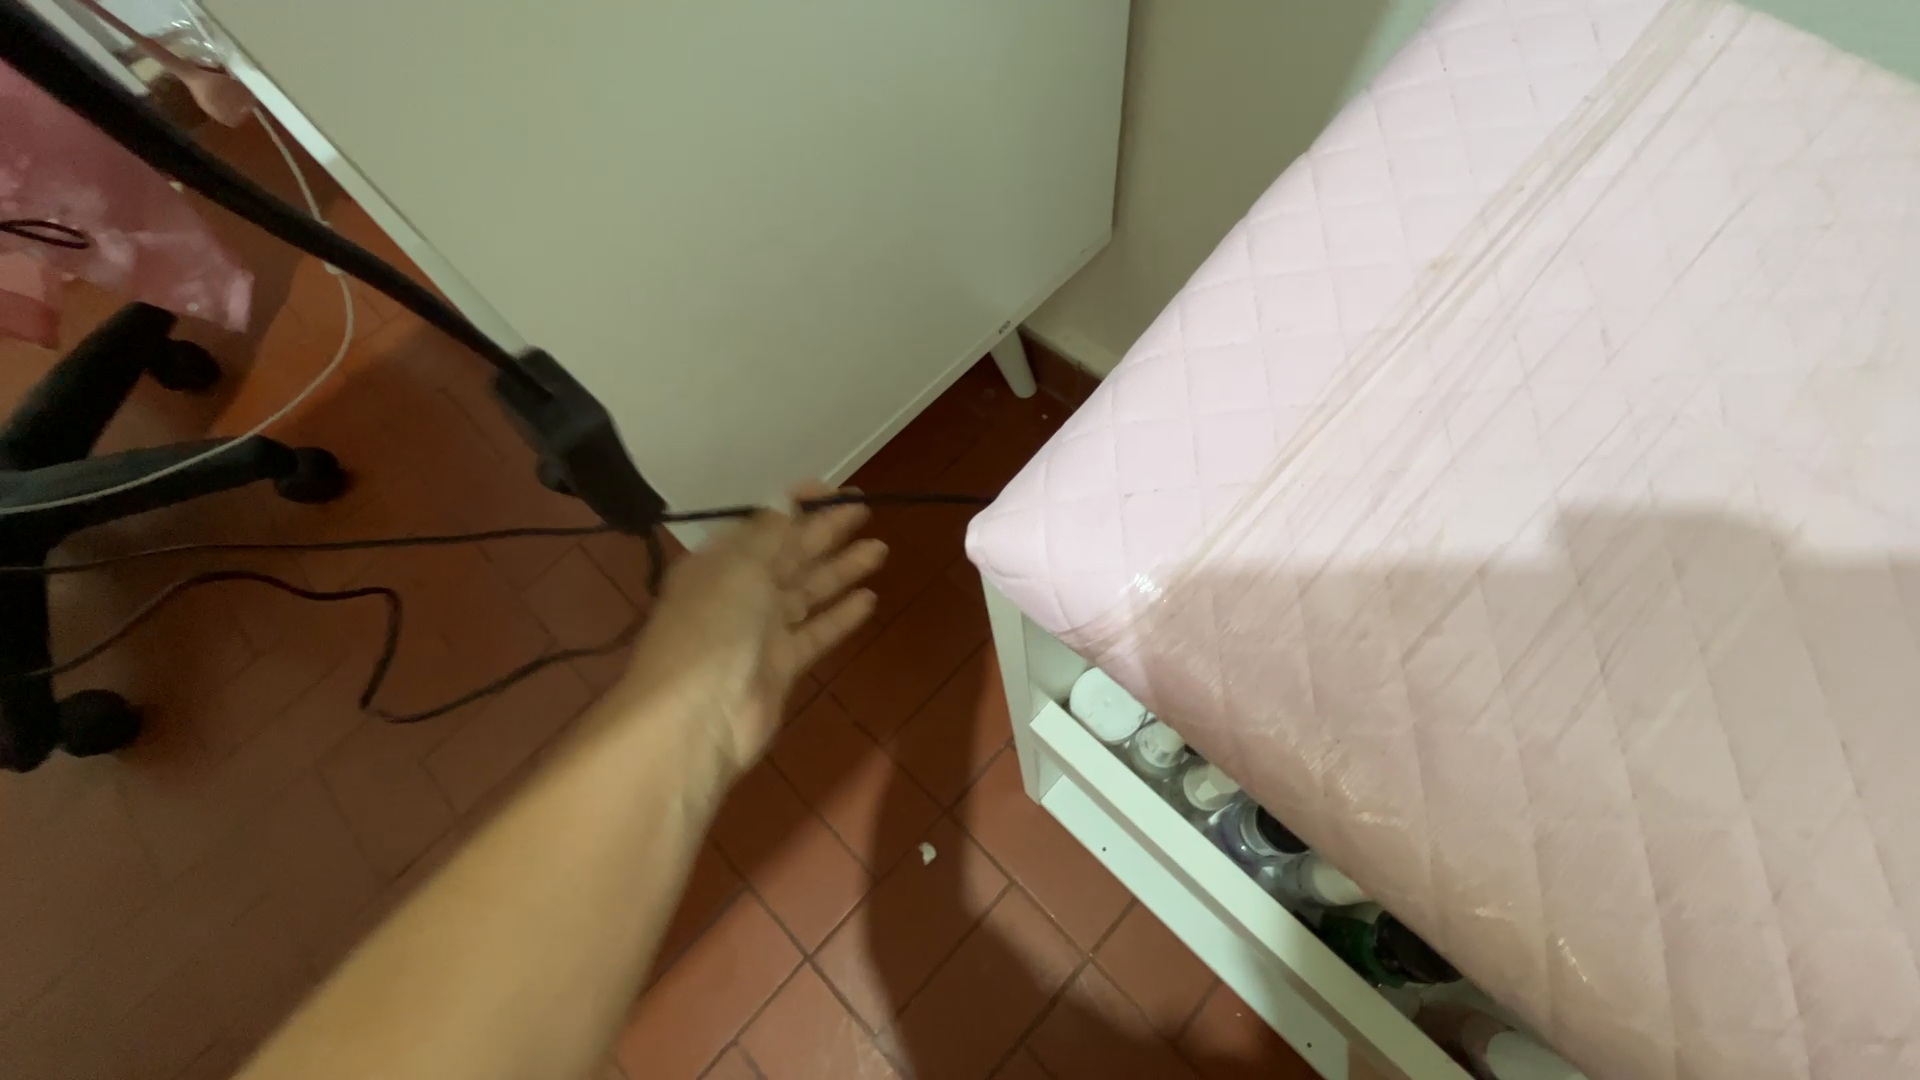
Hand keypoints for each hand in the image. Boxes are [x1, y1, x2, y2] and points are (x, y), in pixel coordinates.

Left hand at [624, 484, 886, 773]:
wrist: (698, 717)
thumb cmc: (713, 629)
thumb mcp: (739, 567)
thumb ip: (770, 535)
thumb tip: (785, 502)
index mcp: (720, 561)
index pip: (764, 524)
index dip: (796, 504)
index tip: (831, 488)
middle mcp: (740, 590)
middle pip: (790, 554)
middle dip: (826, 531)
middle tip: (865, 509)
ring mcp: (762, 630)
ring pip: (808, 591)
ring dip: (841, 569)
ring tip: (879, 549)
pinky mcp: (783, 664)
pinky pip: (816, 631)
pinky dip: (840, 615)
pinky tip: (869, 599)